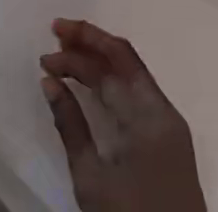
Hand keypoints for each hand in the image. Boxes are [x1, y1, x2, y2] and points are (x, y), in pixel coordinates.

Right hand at [41, 19, 205, 211]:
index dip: (84, 40)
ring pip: (128, 80)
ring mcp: (167, 129)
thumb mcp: (92, 178)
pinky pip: (134, 99)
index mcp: (151, 116)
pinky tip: (86, 87)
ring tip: (61, 59)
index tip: (49, 42)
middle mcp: (163, 113)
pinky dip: (108, 86)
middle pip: (124, 64)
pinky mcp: (165, 145)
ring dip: (95, 65)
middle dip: (87, 47)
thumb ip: (70, 124)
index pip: (116, 60)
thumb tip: (49, 81)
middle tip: (51, 41)